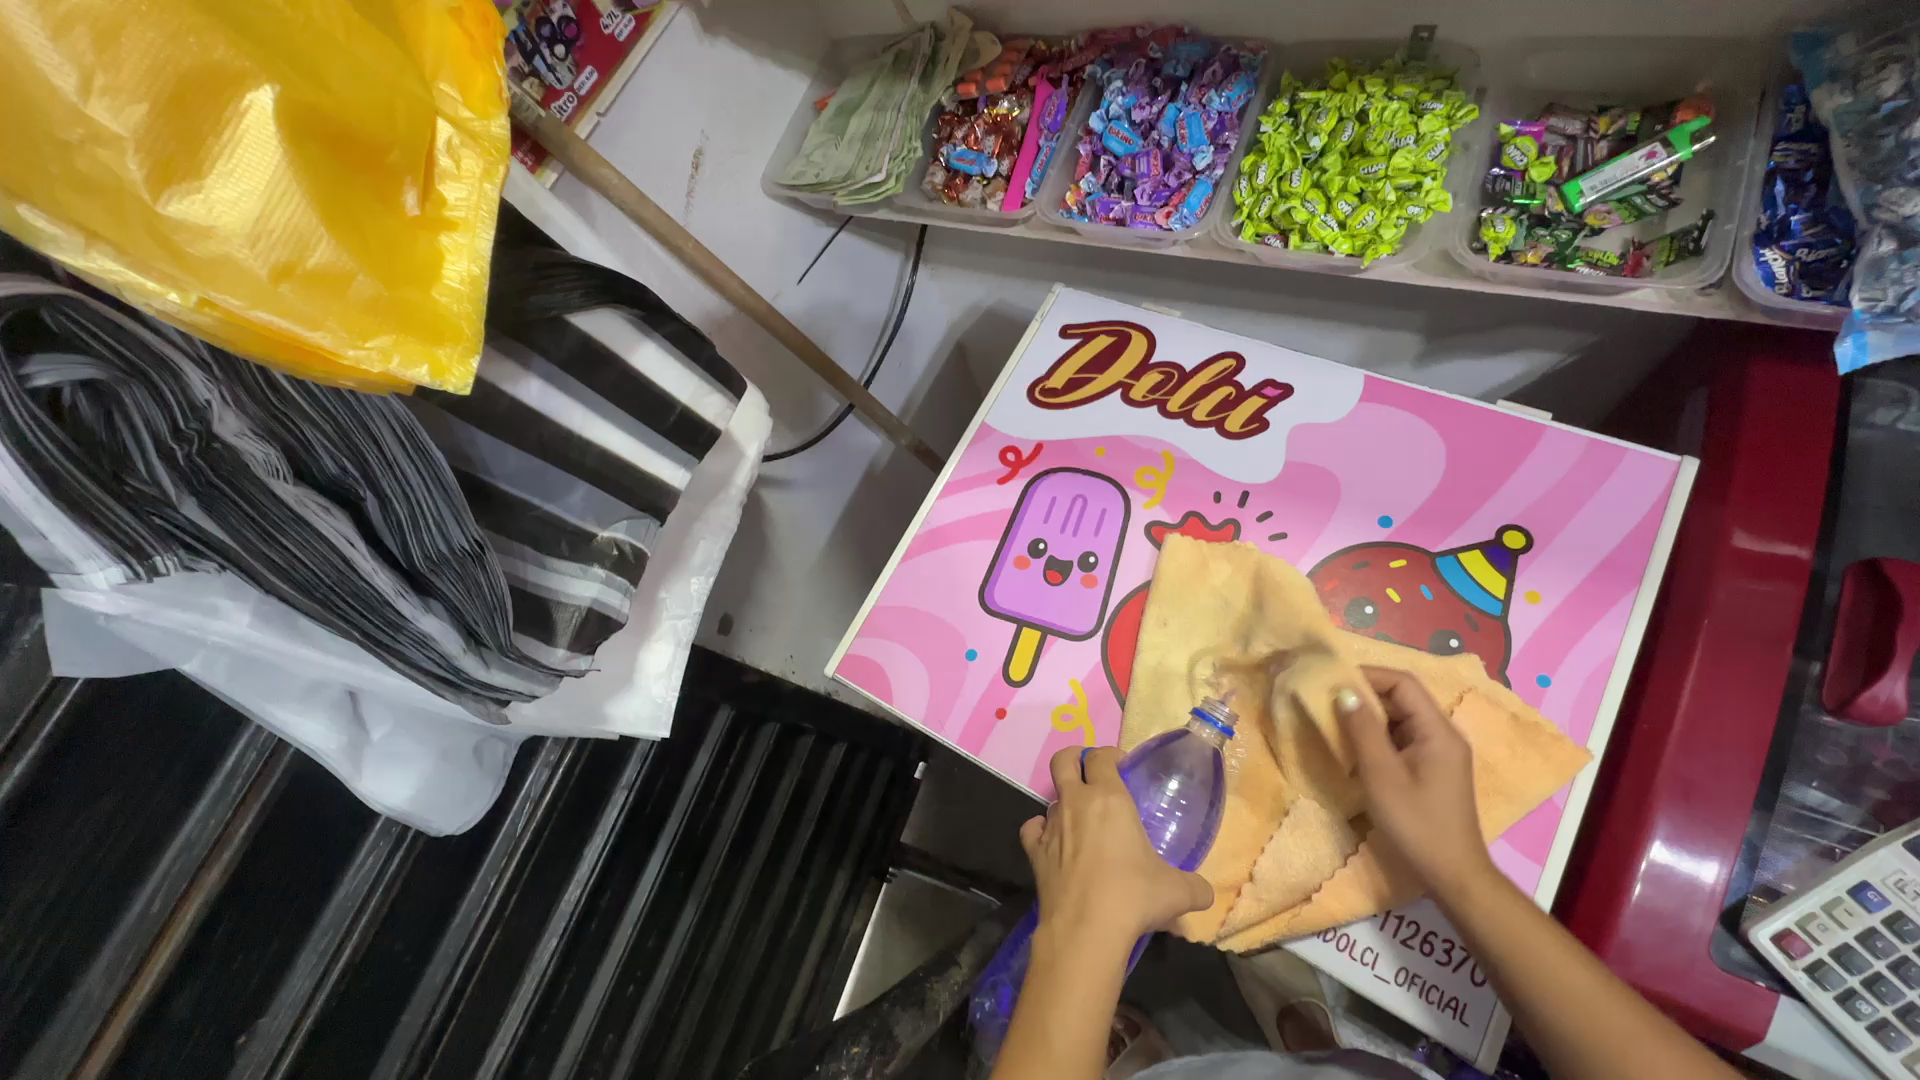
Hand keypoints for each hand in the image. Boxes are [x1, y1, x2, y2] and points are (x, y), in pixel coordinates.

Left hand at [1020, 746, 1212, 949]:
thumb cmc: (1134, 897)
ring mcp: (1051, 826)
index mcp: (1109, 799)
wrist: (1086, 929)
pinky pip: (1032, 829)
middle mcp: (1076, 803)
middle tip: (1089, 771)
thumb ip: (1195, 886)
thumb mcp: (1178, 891)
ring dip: (1064, 803)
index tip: (1121, 765)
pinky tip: (1053, 842)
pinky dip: (1041, 830)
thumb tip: (1206, 893)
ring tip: (1081, 821)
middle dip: (1074, 758)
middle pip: (1063, 760)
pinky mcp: (1034, 851)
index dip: (1110, 755)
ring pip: (1051, 799)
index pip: (1101, 757)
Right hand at [1336, 667, 1494, 898]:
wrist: (1451, 872)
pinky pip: (1403, 737)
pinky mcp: (1432, 768)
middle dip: (1365, 694)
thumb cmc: (1415, 822)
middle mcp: (1444, 734)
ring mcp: (1440, 752)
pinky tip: (1355, 747)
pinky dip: (1378, 735)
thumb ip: (1362, 729)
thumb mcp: (1381, 774)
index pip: (1404, 684)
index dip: (1369, 675)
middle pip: (1404, 698)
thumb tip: (1343, 692)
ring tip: (1335, 721)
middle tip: (1327, 700)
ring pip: (1401, 718)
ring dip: (1369, 716)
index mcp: (1438, 731)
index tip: (1332, 681)